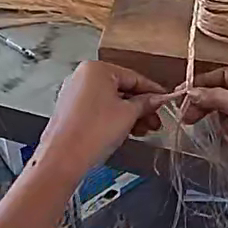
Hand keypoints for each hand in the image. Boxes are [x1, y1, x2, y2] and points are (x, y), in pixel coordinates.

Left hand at [32, 62, 171, 176]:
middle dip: (140, 107)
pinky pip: (98, 109)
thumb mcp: (129, 114)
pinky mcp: (70, 111)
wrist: (64, 159)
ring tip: (142, 130)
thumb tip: (156, 99)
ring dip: (129, 115)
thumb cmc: (92, 132)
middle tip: (155, 120)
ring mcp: (73, 93)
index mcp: (96, 69)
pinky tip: (126, 131)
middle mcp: (82, 77)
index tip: (164, 100)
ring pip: (110, 100)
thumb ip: (146, 103)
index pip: (133, 77)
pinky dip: (113, 118)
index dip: (152, 91)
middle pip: (121, 88)